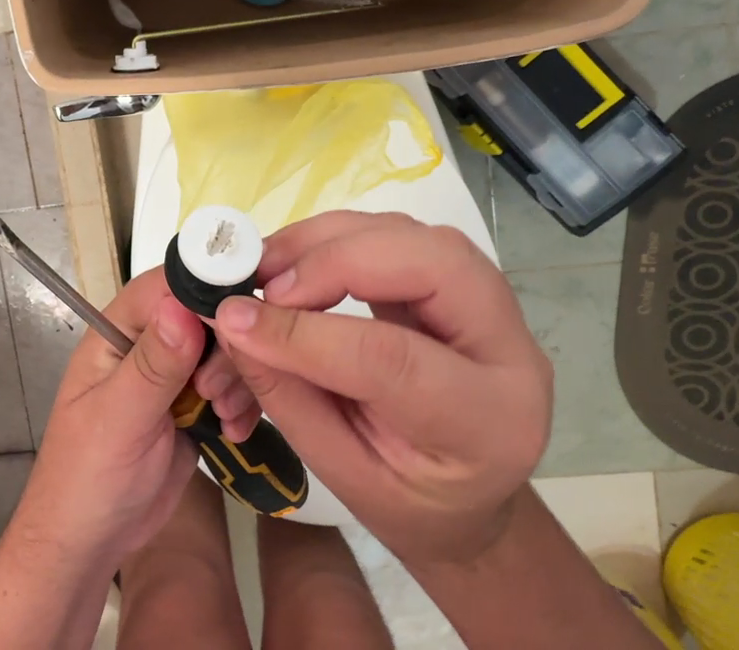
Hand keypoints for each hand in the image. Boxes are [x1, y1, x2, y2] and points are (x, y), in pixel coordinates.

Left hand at [6, 266, 215, 575]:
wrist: (92, 542)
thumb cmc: (87, 478)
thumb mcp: (119, 419)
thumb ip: (152, 366)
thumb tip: (181, 308)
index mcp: (115, 334)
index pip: (162, 289)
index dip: (201, 293)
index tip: (236, 318)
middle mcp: (146, 347)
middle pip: (201, 317)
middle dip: (223, 349)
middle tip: (216, 392)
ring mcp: (172, 378)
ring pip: (222, 353)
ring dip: (235, 381)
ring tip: (225, 418)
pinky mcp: (194, 409)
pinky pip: (230, 389)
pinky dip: (241, 406)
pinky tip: (233, 433)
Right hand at [212, 212, 552, 566]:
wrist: (464, 499)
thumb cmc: (407, 503)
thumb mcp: (342, 475)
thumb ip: (288, 396)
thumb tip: (231, 323)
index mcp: (487, 422)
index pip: (395, 359)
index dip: (306, 331)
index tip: (232, 317)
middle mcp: (507, 348)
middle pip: (433, 261)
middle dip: (334, 257)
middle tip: (262, 282)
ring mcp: (489, 305)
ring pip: (412, 233)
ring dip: (325, 240)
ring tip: (263, 270)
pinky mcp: (456, 280)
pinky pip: (394, 235)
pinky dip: (331, 240)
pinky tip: (290, 266)